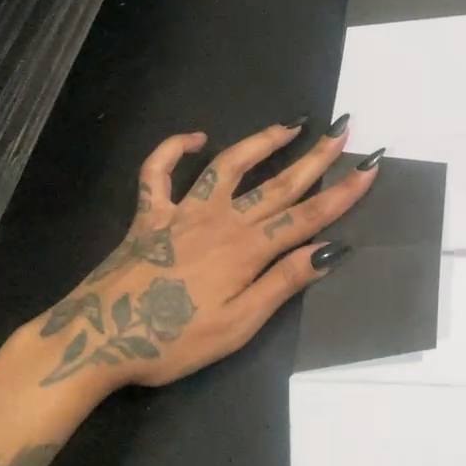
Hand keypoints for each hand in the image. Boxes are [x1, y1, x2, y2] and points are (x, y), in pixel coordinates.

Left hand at [26, 118, 378, 395]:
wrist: (96, 340)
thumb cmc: (171, 342)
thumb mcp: (237, 325)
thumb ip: (283, 283)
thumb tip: (331, 250)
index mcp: (247, 250)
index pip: (308, 217)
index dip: (342, 192)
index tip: (369, 166)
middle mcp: (222, 220)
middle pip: (279, 184)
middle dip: (316, 157)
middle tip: (343, 128)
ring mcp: (183, 212)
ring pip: (229, 165)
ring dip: (262, 141)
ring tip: (291, 123)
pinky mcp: (149, 215)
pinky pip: (158, 172)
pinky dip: (174, 149)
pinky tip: (196, 136)